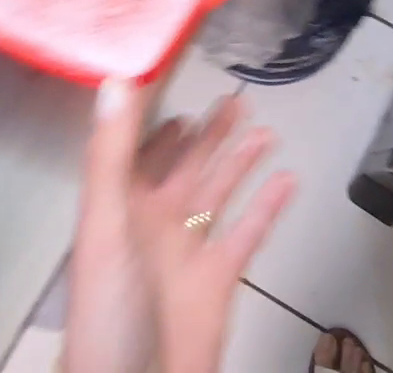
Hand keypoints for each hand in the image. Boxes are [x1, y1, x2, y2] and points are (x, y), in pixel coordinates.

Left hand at [64, 81, 297, 372]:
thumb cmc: (108, 311)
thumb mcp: (106, 221)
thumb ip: (111, 152)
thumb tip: (116, 83)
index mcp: (121, 205)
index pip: (139, 148)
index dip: (156, 116)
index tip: (175, 80)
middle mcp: (155, 222)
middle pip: (187, 165)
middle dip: (209, 133)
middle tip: (233, 101)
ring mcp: (188, 251)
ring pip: (219, 192)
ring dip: (240, 161)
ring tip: (263, 130)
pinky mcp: (218, 279)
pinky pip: (248, 232)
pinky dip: (268, 206)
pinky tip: (287, 182)